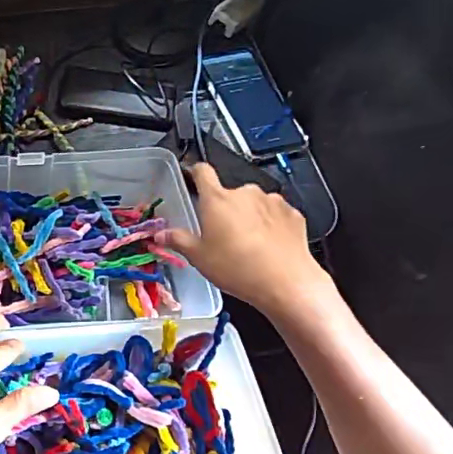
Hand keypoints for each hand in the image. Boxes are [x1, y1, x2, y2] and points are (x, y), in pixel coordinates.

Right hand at [158, 162, 338, 320]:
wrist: (285, 282)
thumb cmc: (237, 268)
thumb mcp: (199, 257)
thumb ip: (179, 240)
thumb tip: (161, 235)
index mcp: (217, 199)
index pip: (202, 171)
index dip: (195, 172)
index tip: (193, 177)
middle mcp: (245, 193)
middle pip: (229, 194)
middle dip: (225, 210)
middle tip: (222, 236)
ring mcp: (271, 200)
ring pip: (253, 204)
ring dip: (249, 217)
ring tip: (248, 245)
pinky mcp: (292, 213)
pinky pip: (275, 214)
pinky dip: (270, 225)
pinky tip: (268, 246)